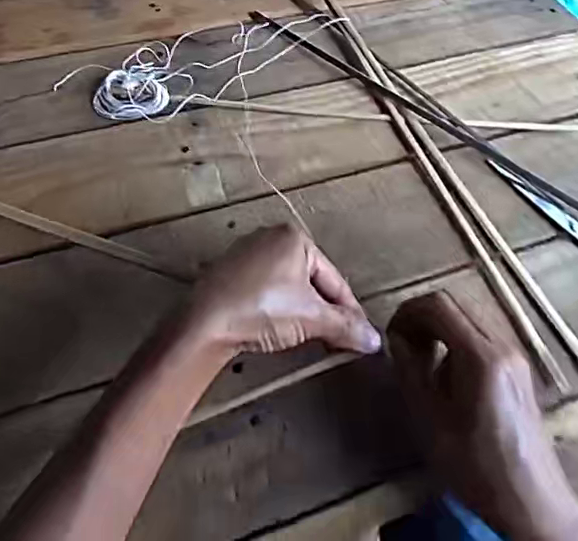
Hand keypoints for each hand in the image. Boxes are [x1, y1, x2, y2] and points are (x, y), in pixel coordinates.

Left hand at [184, 225, 381, 355]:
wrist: (203, 325)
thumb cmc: (263, 309)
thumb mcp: (311, 319)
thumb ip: (345, 326)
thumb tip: (375, 340)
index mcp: (296, 237)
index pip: (334, 278)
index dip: (348, 310)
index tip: (358, 335)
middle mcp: (271, 236)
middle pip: (310, 280)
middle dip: (323, 310)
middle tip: (334, 339)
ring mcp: (245, 253)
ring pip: (286, 285)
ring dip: (299, 310)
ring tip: (305, 337)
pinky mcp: (226, 272)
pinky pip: (262, 288)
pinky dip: (273, 307)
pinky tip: (273, 328)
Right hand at [387, 292, 577, 540]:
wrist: (532, 499)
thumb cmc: (477, 467)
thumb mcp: (432, 424)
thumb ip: (411, 373)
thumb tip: (397, 338)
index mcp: (481, 355)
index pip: (440, 305)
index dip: (409, 311)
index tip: (392, 333)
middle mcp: (502, 342)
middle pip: (457, 302)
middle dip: (424, 316)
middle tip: (404, 344)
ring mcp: (515, 350)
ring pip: (470, 313)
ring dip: (442, 325)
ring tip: (423, 358)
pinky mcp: (519, 363)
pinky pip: (483, 331)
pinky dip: (460, 336)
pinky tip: (449, 370)